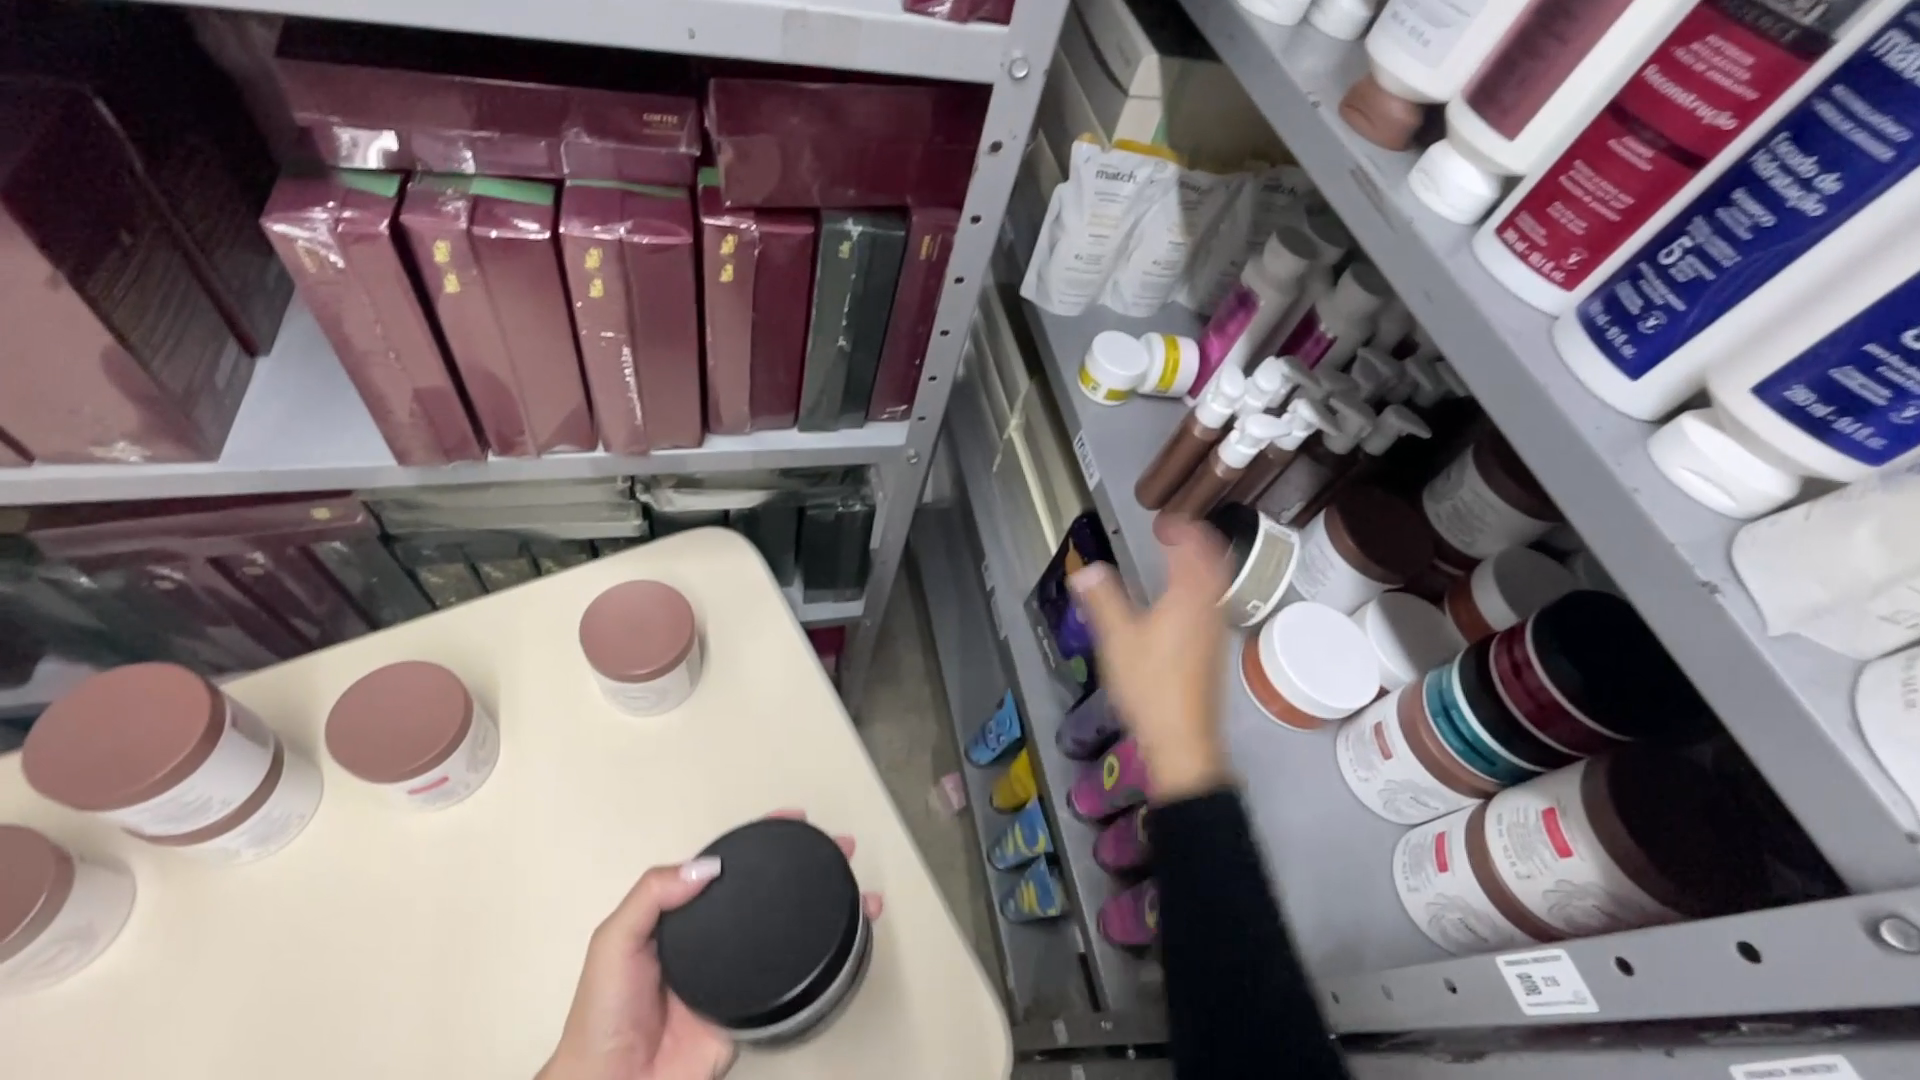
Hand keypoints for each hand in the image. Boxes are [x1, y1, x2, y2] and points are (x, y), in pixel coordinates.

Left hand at [540, 813, 882, 1079]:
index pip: (729, 864)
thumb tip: (709, 865)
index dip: (761, 838)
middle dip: (807, 865)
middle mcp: (716, 937)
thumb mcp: (614, 942)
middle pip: (768, 891)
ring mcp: (738, 971)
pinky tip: (846, 942)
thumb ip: (652, 896)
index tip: (795, 819)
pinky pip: (791, 977)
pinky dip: (821, 959)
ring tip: (859, 892)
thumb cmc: (603, 1014)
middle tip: (841, 848)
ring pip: (788, 930)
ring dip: (826, 909)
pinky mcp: (754, 1008)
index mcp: (683, 915)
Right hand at [1068, 515, 1232, 801]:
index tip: (1164, 523)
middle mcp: (1210, 609)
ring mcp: (1215, 632)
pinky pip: (1212, 605)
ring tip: (1175, 563)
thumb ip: (1101, 600)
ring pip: (1215, 586)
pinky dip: (1198, 590)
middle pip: (1214, 564)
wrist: (1183, 740)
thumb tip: (1085, 570)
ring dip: (1199, 567)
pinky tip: (1177, 607)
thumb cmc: (1150, 686)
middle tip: (1172, 537)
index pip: (1196, 549)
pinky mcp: (1213, 653)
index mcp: (1189, 598)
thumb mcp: (1116, 639)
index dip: (1183, 530)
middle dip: (1196, 544)